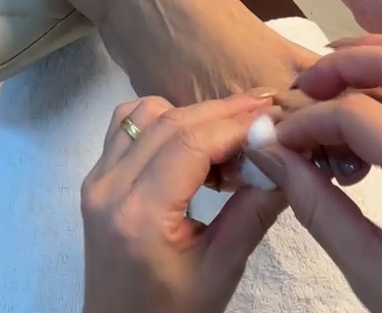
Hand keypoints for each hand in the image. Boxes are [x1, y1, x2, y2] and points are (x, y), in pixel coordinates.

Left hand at [82, 92, 285, 312]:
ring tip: (229, 136)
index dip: (233, 125)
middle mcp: (109, 185)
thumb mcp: (220, 272)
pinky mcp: (95, 175)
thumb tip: (286, 164)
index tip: (271, 120)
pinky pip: (126, 124)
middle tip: (263, 109)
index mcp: (139, 214)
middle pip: (170, 122)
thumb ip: (252, 214)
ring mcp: (97, 176)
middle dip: (221, 112)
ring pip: (145, 113)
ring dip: (191, 113)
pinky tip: (189, 138)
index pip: (189, 144)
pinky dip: (160, 118)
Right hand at [246, 37, 381, 312]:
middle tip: (305, 88)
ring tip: (339, 77)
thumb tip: (265, 150)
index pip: (357, 113)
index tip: (277, 139)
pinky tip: (379, 106)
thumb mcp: (371, 271)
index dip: (307, 119)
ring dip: (381, 56)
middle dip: (343, 63)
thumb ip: (314, 202)